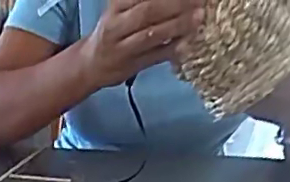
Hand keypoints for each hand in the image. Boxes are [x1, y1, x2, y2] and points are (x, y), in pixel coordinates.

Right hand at [81, 0, 202, 88]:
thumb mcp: (121, 7)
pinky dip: (171, 51)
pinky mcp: (131, 67)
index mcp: (117, 4)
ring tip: (198, 17)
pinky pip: (154, 57)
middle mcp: (117, 25)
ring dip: (177, 25)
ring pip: (152, 34)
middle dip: (176, 3)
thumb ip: (141, 1)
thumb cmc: (112, 31)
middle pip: (149, 10)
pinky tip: (186, 44)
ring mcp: (123, 48)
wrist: (91, 64)